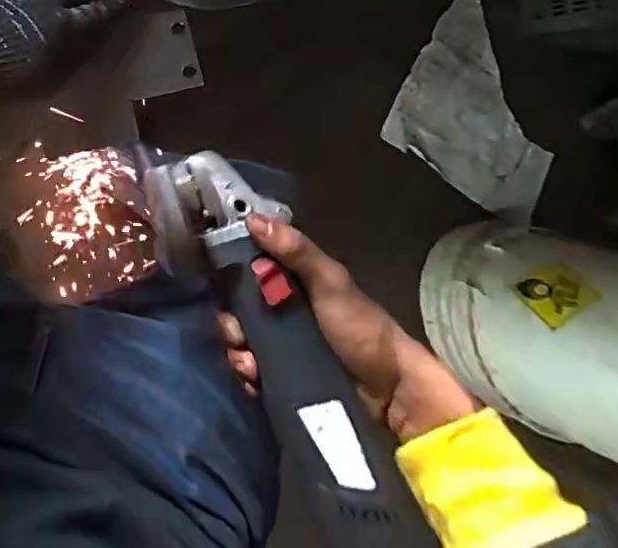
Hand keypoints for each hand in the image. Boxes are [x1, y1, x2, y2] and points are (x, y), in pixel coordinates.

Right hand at [217, 215, 480, 442]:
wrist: (396, 397)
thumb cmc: (363, 330)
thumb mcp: (333, 284)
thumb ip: (298, 252)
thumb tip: (253, 220)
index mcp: (284, 283)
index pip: (240, 272)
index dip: (225, 278)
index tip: (221, 287)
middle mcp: (276, 310)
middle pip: (233, 309)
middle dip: (228, 322)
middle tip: (237, 334)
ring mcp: (277, 344)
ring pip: (237, 340)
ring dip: (234, 350)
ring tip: (248, 364)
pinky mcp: (279, 374)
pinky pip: (248, 370)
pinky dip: (245, 373)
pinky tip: (253, 378)